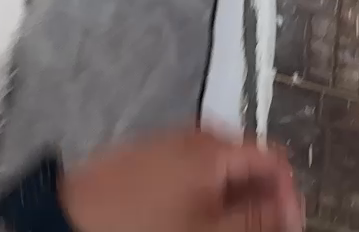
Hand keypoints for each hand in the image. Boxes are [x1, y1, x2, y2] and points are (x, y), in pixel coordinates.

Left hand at [60, 129, 303, 231]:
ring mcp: (164, 146)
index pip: (273, 159)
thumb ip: (256, 219)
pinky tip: (184, 222)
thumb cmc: (144, 229)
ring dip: (227, 204)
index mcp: (215, 146)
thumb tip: (293, 207)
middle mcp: (193, 136)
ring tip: (220, 230)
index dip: (288, 195)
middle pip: (244, 165)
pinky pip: (185, 176)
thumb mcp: (208, 231)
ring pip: (214, 174)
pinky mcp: (140, 160)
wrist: (65, 222)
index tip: (290, 227)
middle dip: (256, 202)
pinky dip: (196, 199)